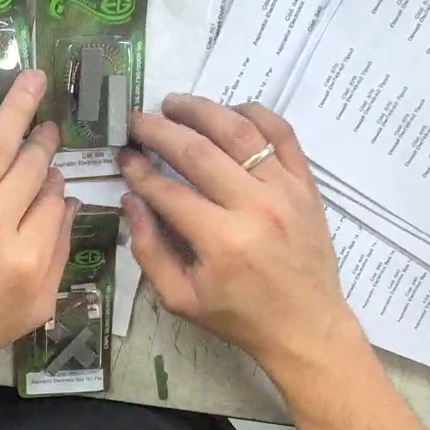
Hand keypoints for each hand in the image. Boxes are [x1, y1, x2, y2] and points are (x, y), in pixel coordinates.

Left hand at [0, 69, 79, 380]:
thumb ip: (60, 256)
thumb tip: (69, 201)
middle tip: (48, 124)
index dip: (55, 181)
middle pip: (29, 170)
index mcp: (28, 260)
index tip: (52, 173)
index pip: (52, 199)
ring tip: (31, 79)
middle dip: (43, 142)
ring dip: (17, 107)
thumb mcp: (35, 308)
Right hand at [119, 94, 364, 373]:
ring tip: (176, 104)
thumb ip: (150, 252)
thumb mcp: (181, 299)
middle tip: (138, 120)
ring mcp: (284, 190)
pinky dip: (256, 115)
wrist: (304, 325)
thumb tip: (131, 203)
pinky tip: (230, 112)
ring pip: (239, 132)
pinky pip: (282, 134)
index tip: (123, 158)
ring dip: (203, 111)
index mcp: (219, 241)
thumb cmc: (237, 317)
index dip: (140, 171)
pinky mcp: (306, 184)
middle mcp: (253, 207)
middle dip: (161, 131)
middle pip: (199, 152)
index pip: (168, 192)